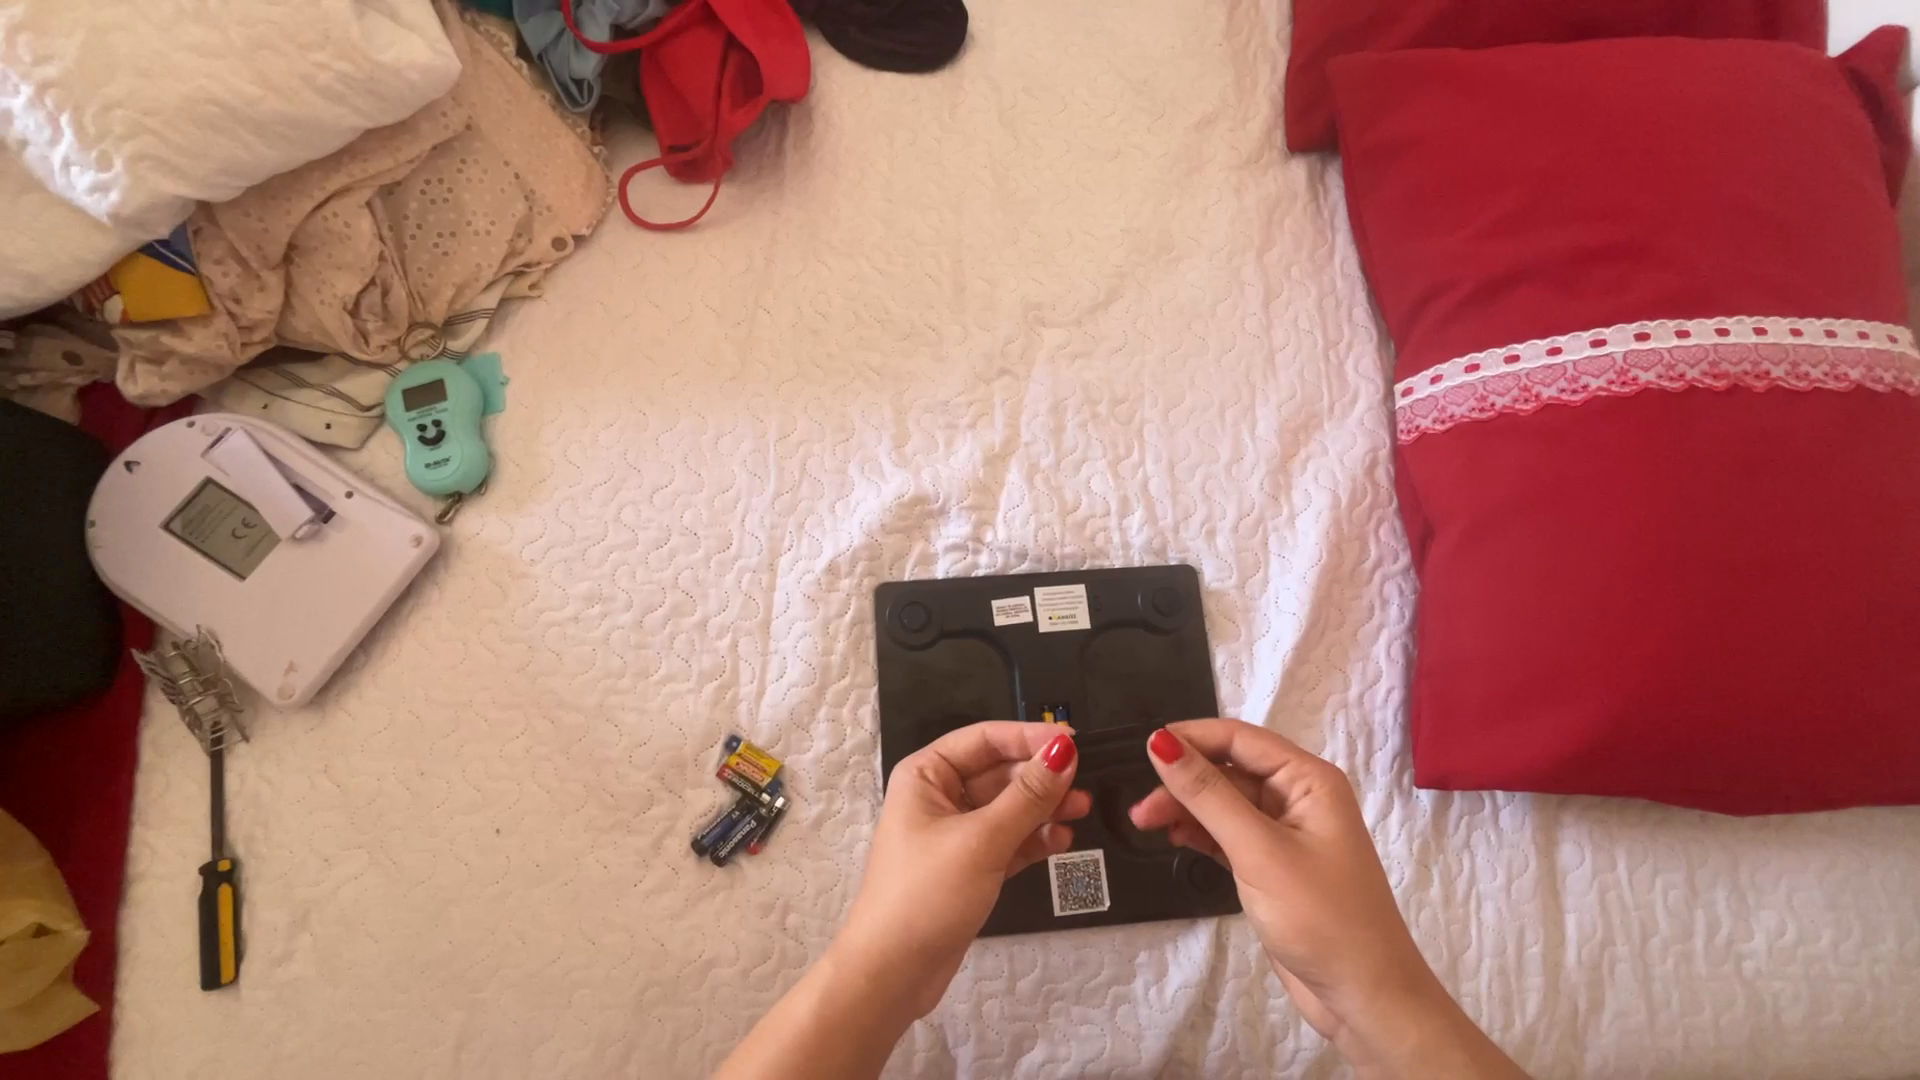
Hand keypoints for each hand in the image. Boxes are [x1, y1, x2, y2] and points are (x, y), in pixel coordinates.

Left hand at [834, 721, 1087, 1019]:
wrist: (892, 975)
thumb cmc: (927, 893)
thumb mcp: (982, 840)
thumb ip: (1028, 795)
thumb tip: (1065, 750)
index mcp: (927, 774)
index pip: (985, 739)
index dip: (1029, 736)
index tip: (1076, 742)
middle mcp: (940, 795)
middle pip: (1000, 771)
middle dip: (1041, 776)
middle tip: (1086, 783)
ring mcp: (957, 832)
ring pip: (1009, 807)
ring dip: (1044, 808)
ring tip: (1082, 811)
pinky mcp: (971, 865)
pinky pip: (1009, 839)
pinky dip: (1034, 838)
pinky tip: (1062, 841)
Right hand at [1130, 719, 1525, 1078]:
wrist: (1366, 1002)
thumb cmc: (1322, 917)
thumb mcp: (1258, 850)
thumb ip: (1207, 794)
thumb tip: (1159, 742)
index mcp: (1307, 779)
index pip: (1239, 738)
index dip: (1191, 738)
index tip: (1144, 750)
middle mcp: (1296, 796)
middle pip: (1226, 769)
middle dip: (1183, 781)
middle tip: (1142, 809)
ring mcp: (1283, 831)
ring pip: (1221, 801)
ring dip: (1185, 808)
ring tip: (1146, 824)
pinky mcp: (1270, 863)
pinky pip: (1225, 831)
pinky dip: (1199, 832)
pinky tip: (1175, 838)